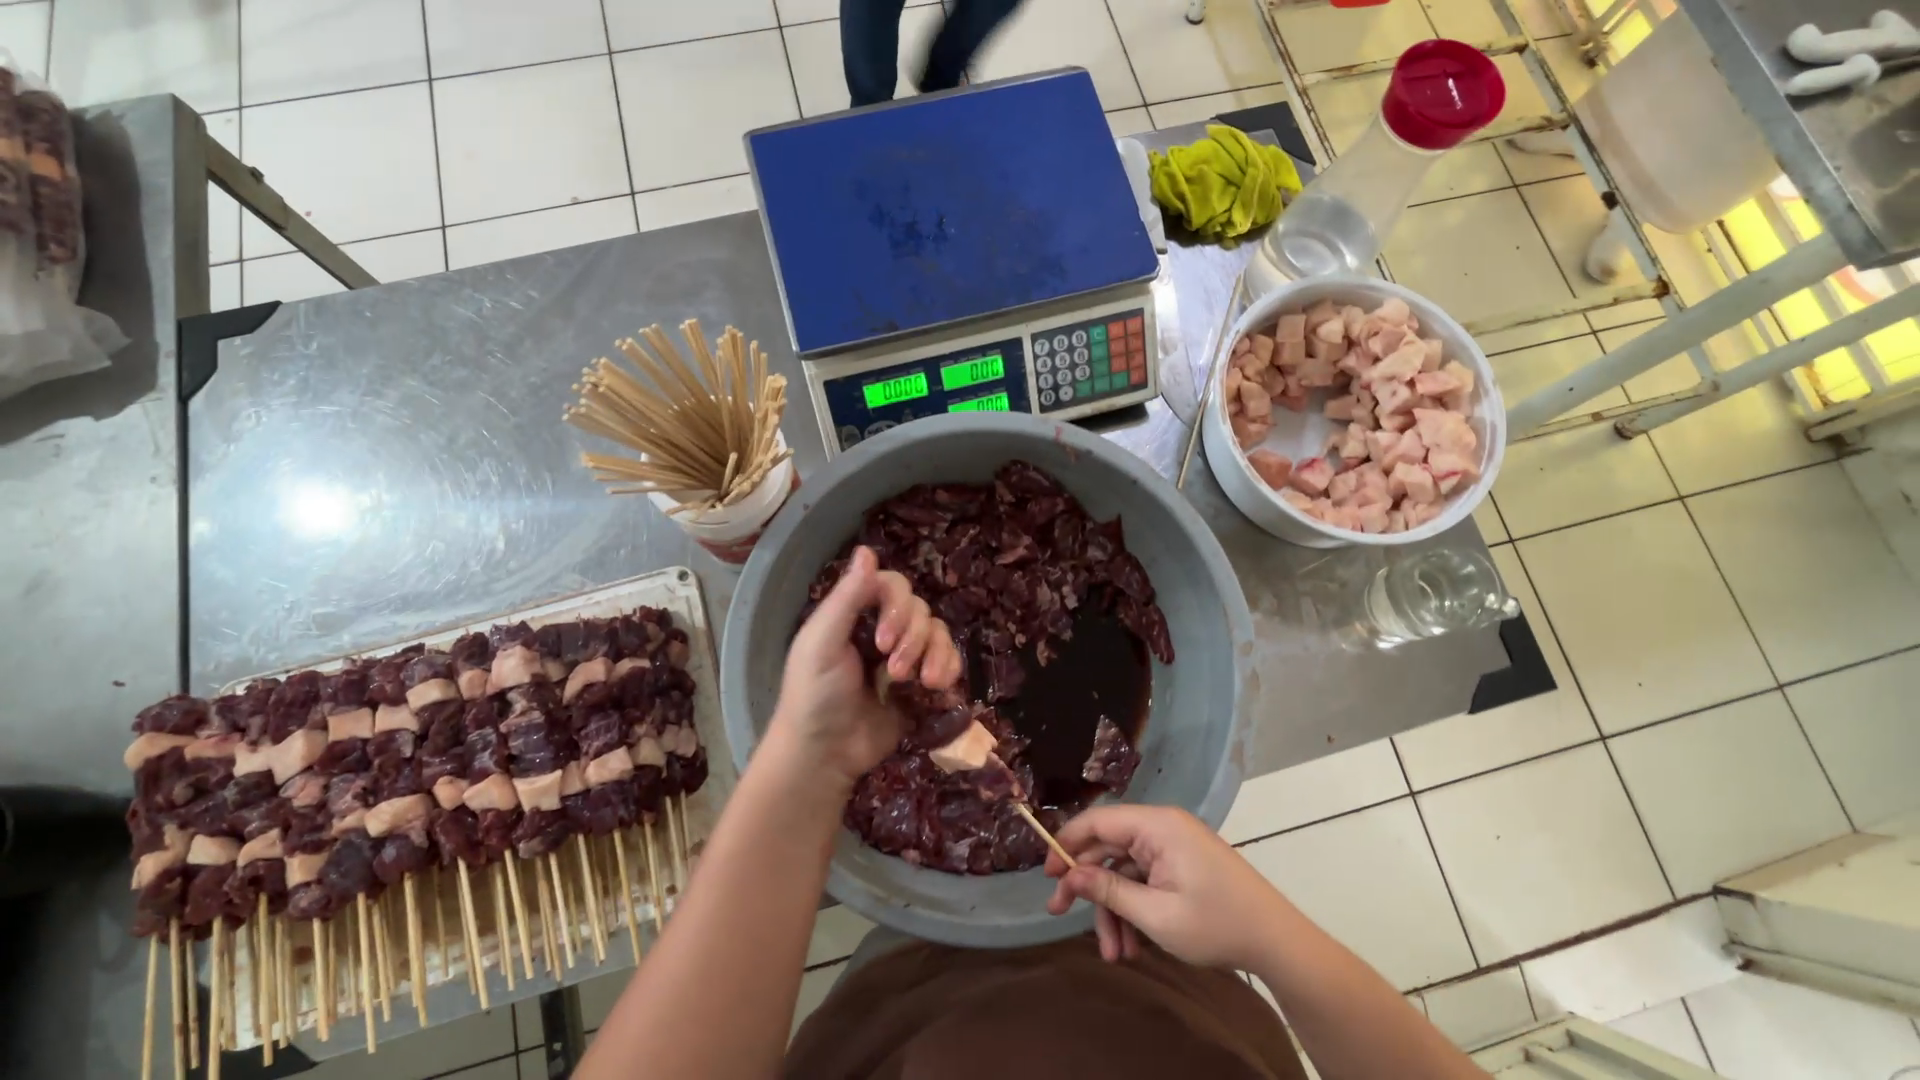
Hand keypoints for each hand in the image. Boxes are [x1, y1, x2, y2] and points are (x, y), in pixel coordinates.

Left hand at [770, 546, 962, 790]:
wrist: (825, 753)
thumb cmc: (814, 694)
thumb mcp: (822, 642)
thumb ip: (847, 598)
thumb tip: (867, 550)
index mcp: (856, 614)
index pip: (893, 586)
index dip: (897, 606)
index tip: (883, 640)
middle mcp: (883, 629)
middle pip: (920, 609)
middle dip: (913, 638)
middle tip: (894, 670)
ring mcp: (906, 657)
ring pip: (939, 633)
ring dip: (935, 654)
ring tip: (921, 682)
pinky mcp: (922, 685)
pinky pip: (949, 662)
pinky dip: (949, 669)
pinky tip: (937, 686)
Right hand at [1045, 805, 1288, 969]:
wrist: (1277, 941)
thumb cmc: (1216, 924)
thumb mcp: (1156, 914)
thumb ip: (1109, 891)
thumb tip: (1070, 874)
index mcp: (1157, 826)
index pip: (1097, 821)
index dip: (1066, 844)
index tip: (1046, 875)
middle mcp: (1163, 828)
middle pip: (1108, 848)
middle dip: (1089, 888)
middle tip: (1060, 915)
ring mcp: (1174, 847)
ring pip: (1125, 870)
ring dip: (1114, 910)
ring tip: (1114, 953)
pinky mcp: (1182, 865)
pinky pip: (1145, 879)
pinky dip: (1134, 909)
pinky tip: (1132, 946)